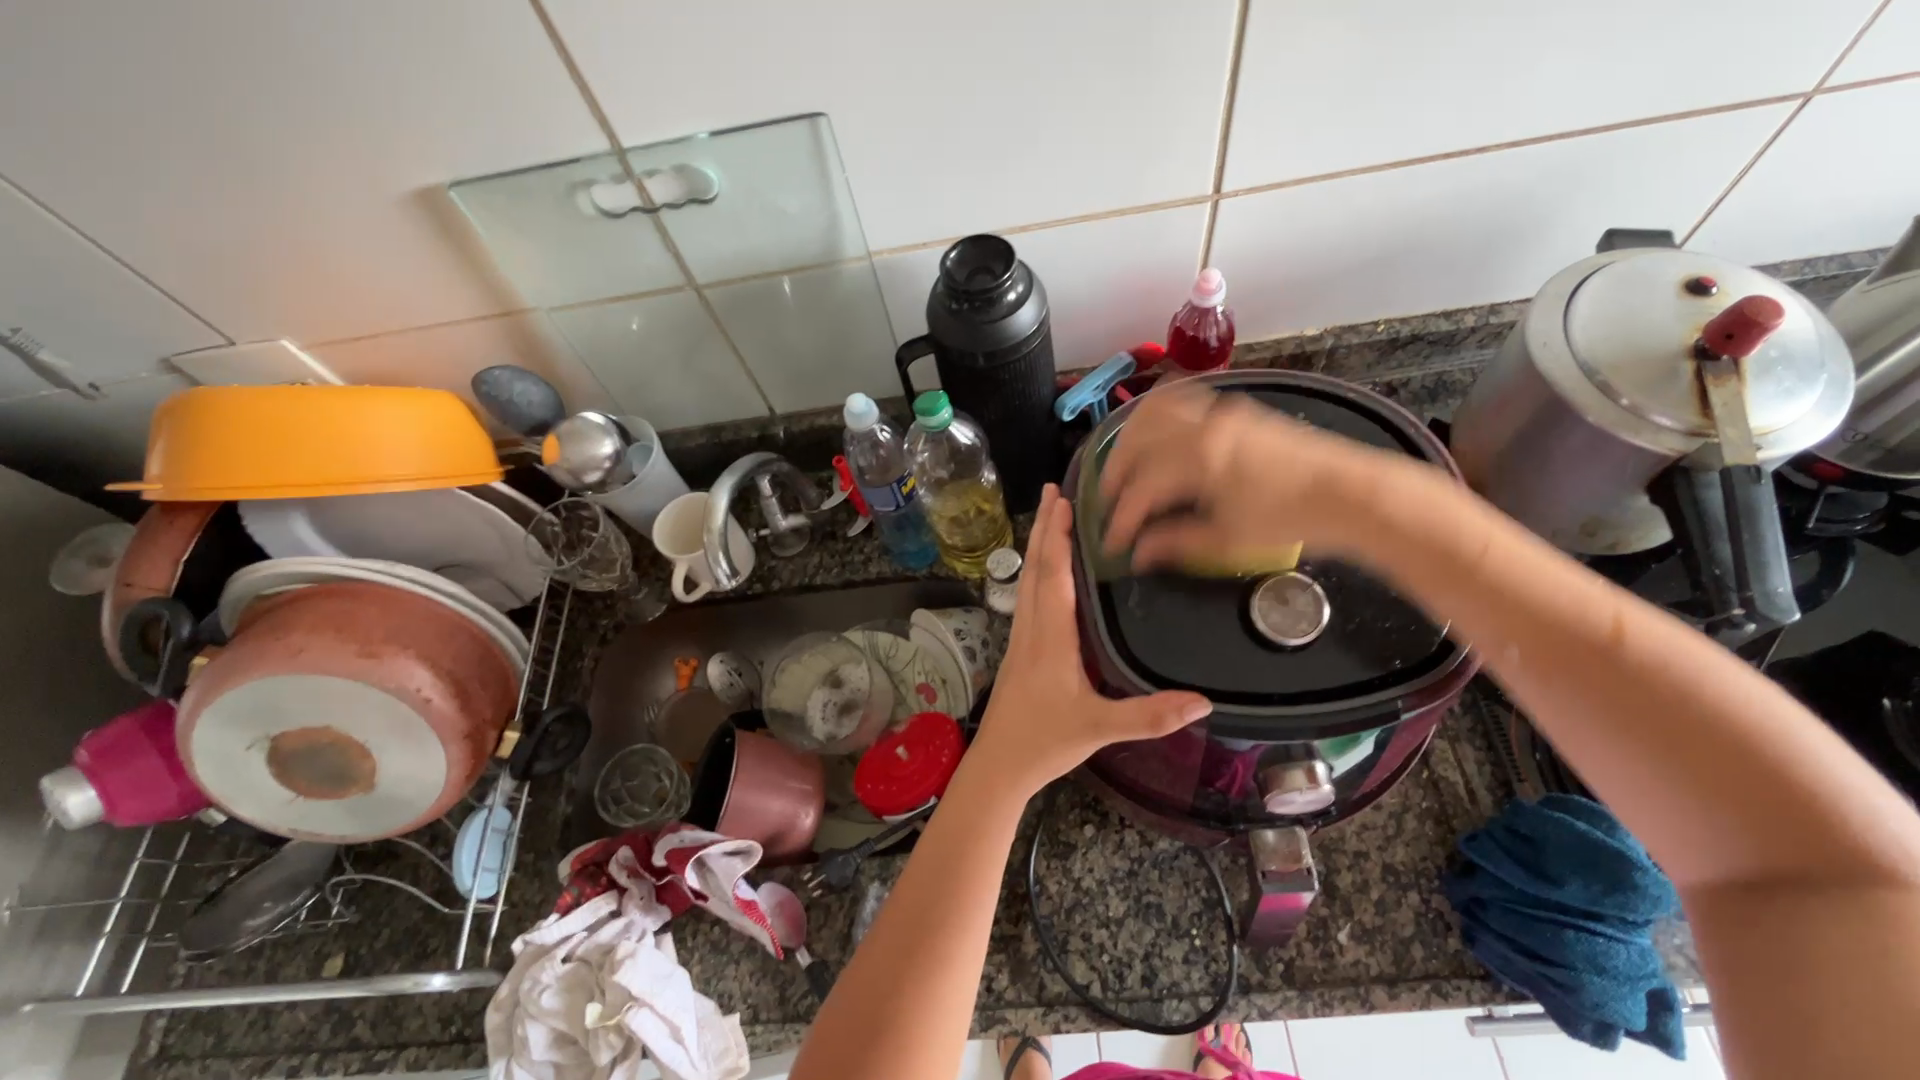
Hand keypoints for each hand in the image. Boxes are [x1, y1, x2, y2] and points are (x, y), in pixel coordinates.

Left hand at [969, 485, 1211, 798]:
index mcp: (1050, 638)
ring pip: (1027, 581)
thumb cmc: (1044, 743)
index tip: (1064, 500)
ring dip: (1038, 546)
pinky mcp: (1020, 652)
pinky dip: (1037, 572)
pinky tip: (1046, 574)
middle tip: (1052, 490)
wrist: (998, 766)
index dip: (1058, 536)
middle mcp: (1032, 630)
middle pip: (1035, 568)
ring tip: (1048, 518)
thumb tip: (1203, 702)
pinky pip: (1028, 598)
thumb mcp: (1100, 729)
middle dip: (1044, 527)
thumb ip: (1150, 716)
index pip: (1053, 575)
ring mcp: (1022, 640)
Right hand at [1097, 384, 1415, 570]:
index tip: (1111, 543)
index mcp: (1197, 462)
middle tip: (1109, 500)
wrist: (1351, 492)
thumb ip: (1176, 542)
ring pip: (1156, 410)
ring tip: (1127, 463)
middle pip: (1137, 439)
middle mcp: (1202, 428)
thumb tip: (1139, 552)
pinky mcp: (1237, 409)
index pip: (1141, 489)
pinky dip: (1159, 417)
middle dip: (1115, 471)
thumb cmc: (1291, 520)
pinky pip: (1183, 400)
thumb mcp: (1228, 540)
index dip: (1120, 518)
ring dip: (1132, 436)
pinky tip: (1161, 438)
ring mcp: (1220, 412)